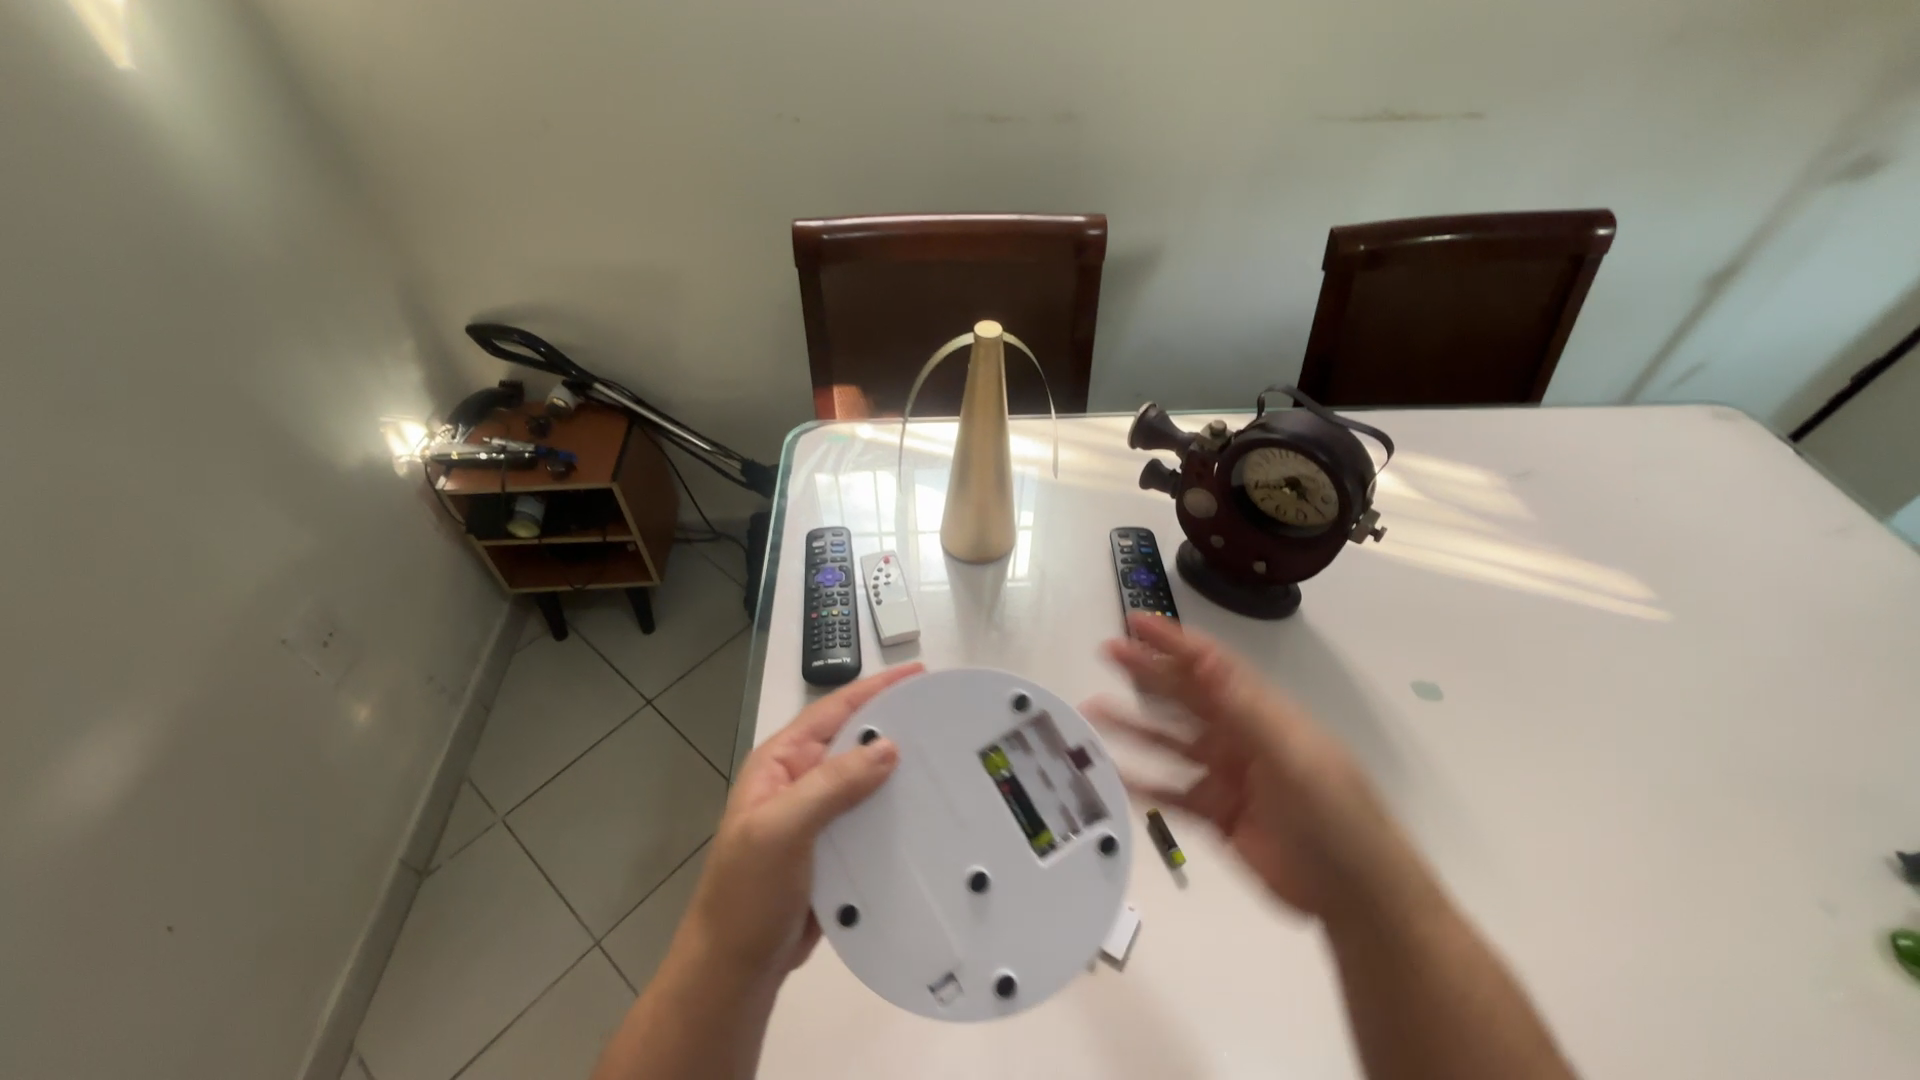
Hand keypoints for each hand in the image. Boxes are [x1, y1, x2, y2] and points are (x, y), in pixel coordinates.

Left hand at [680, 664, 922, 979]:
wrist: (736, 966)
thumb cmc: (748, 893)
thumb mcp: (782, 830)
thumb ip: (832, 786)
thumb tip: (888, 748)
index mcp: (780, 763)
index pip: (833, 711)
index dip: (876, 690)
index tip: (919, 674)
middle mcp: (800, 781)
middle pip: (855, 742)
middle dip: (895, 727)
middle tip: (945, 719)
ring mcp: (818, 817)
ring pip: (867, 781)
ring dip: (900, 771)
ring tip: (947, 762)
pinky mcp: (836, 849)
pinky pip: (872, 818)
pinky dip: (897, 812)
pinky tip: (928, 813)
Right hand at [1086, 614, 1417, 918]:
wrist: (1357, 894)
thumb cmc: (1335, 816)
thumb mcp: (1294, 757)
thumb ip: (1246, 711)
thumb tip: (1206, 662)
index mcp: (1263, 716)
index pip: (1211, 667)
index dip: (1174, 642)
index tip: (1136, 622)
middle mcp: (1240, 738)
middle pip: (1185, 697)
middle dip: (1147, 672)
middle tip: (1107, 652)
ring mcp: (1226, 777)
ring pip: (1170, 742)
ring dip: (1134, 725)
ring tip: (1094, 711)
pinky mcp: (1216, 815)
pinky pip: (1170, 792)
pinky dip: (1142, 782)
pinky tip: (1113, 774)